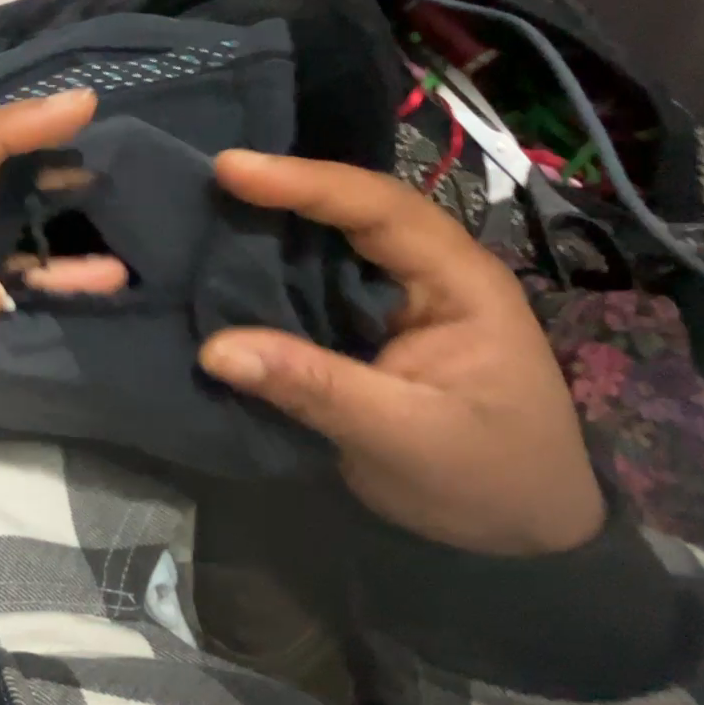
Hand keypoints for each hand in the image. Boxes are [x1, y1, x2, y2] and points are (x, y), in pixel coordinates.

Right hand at [199, 152, 604, 556]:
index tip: (229, 170)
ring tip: (189, 212)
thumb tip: (214, 349)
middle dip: (275, 191)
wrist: (514, 535)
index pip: (380, 209)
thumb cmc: (488, 478)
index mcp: (457, 282)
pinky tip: (209, 269)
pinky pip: (297, 285)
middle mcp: (418, 274)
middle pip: (345, 210)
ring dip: (258, 229)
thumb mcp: (405, 436)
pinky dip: (253, 275)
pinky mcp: (350, 326)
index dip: (305, 183)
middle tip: (196, 181)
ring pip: (317, 245)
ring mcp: (382, 299)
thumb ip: (314, 388)